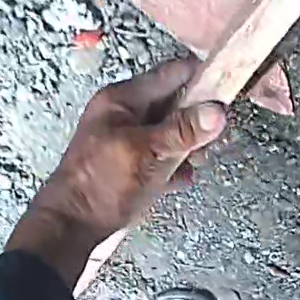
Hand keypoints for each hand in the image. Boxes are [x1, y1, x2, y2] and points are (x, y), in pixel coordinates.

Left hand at [5, 58, 227, 286]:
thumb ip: (182, 131)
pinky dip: (176, 166)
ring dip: (189, 146)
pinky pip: (162, 158)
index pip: (170, 74)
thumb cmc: (100, 186)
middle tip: (212, 139)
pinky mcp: (131, 167)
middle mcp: (125, 115)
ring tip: (197, 162)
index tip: (226, 94)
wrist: (72, 226)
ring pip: (170, 133)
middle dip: (198, 120)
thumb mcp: (147, 153)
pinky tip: (183, 179)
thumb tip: (217, 112)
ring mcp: (128, 141)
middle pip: (174, 103)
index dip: (201, 79)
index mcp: (123, 99)